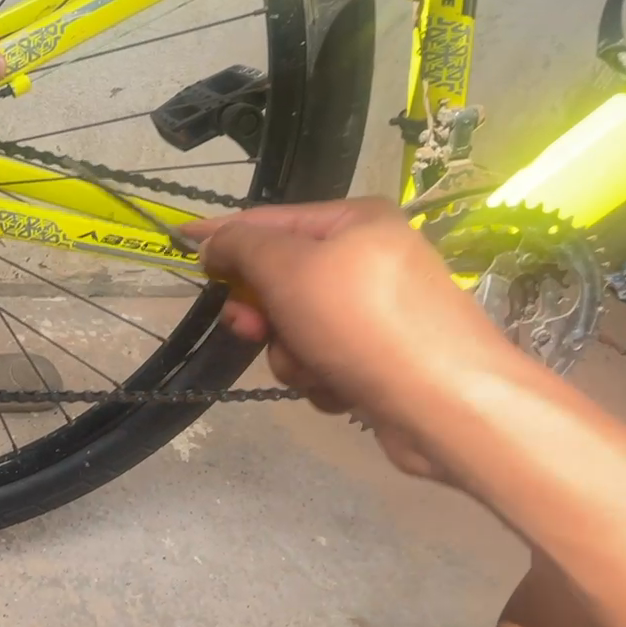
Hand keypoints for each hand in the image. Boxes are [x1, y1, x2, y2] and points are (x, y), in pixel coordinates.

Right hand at [180, 199, 522, 481]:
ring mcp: (376, 311)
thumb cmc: (361, 322)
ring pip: (293, 326)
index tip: (178, 242)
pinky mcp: (381, 356)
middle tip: (253, 331)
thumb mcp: (287, 270)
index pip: (266, 220)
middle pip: (278, 279)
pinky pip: (321, 356)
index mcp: (354, 222)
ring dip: (290, 352)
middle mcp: (368, 259)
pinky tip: (341, 388)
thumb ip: (241, 247)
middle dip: (263, 313)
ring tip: (316, 369)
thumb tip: (215, 244)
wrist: (447, 406)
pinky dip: (319, 375)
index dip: (220, 233)